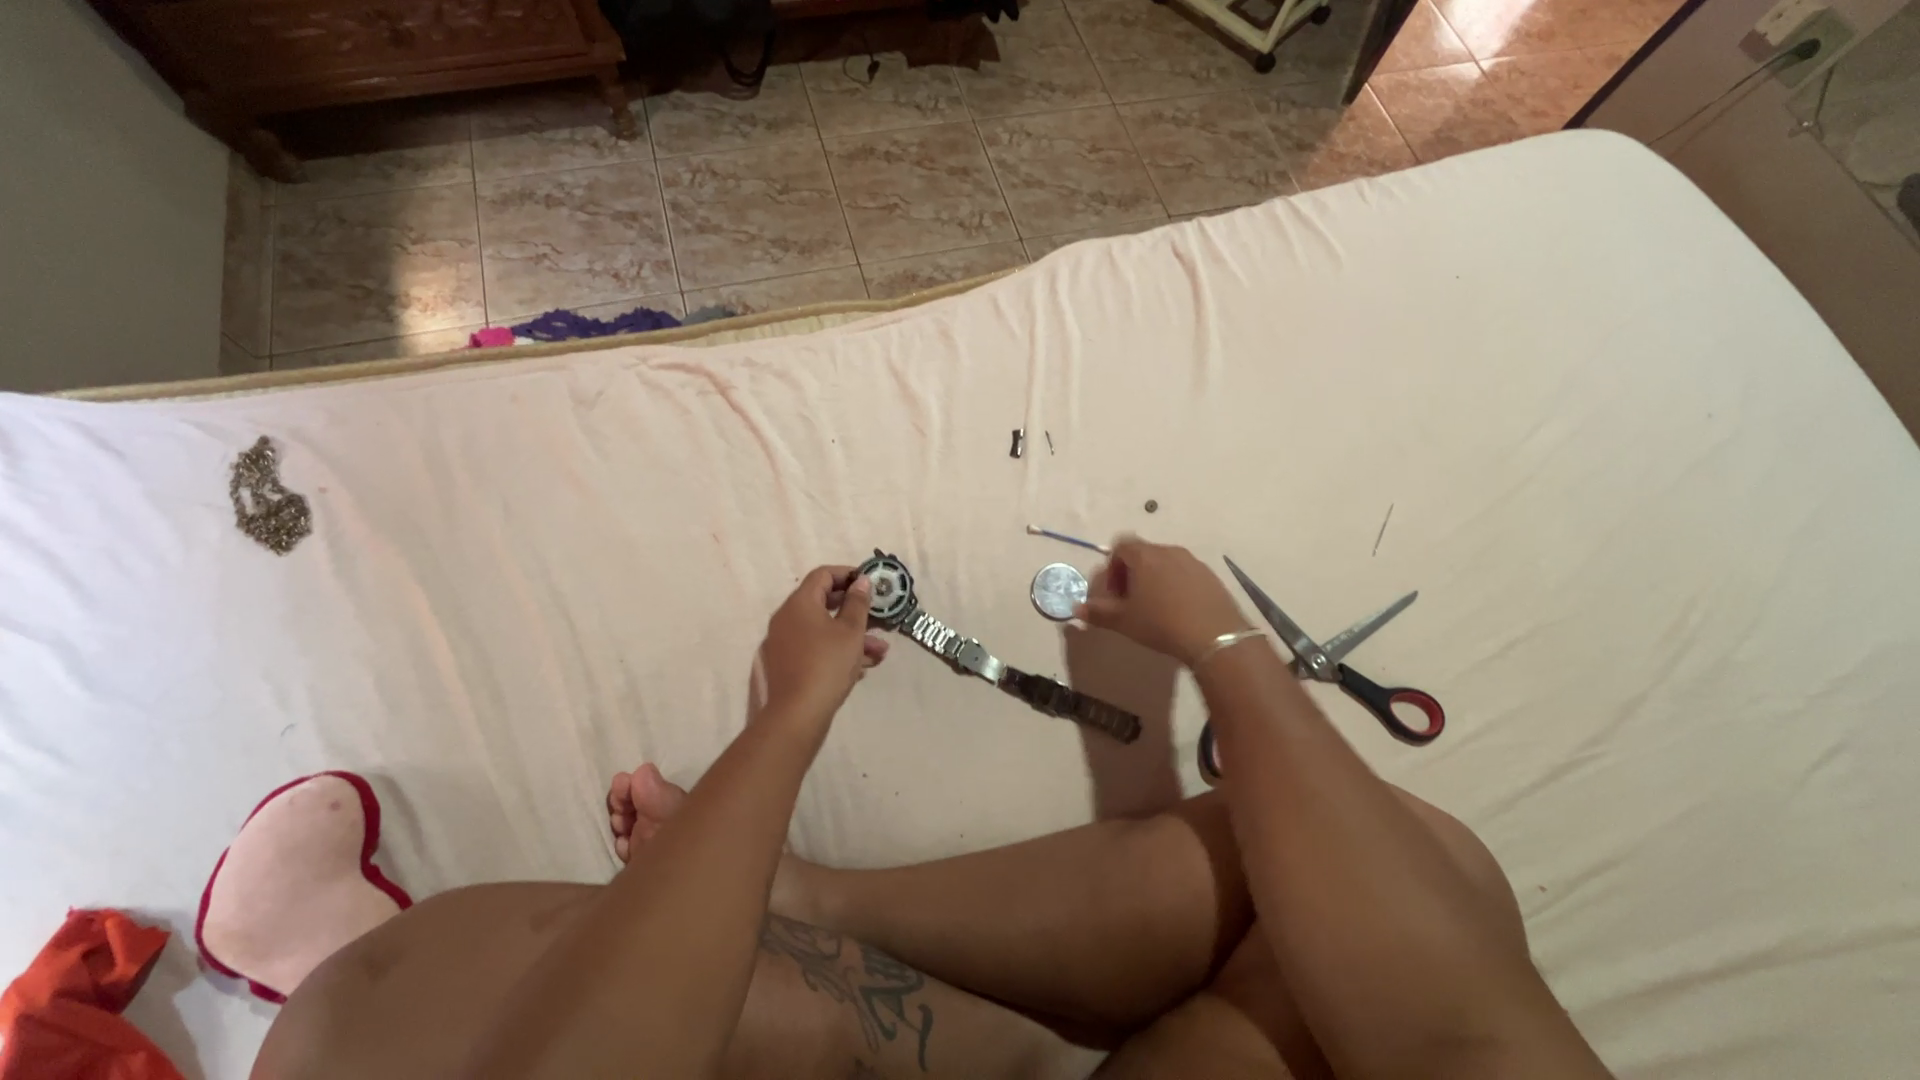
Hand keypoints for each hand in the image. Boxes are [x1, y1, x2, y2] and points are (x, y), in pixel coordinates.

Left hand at [751, 566, 888, 730]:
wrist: (797, 713)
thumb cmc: (827, 664)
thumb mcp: (851, 631)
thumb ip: (858, 603)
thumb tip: (861, 581)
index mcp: (799, 603)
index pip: (823, 575)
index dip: (847, 574)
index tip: (870, 584)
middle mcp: (787, 618)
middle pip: (823, 603)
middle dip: (855, 611)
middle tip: (879, 618)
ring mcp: (784, 643)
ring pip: (823, 630)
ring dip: (852, 637)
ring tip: (880, 653)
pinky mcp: (787, 665)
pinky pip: (815, 648)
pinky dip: (837, 652)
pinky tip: (861, 668)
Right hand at [1076, 537, 1251, 666]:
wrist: (1214, 636)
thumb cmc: (1160, 624)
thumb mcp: (1124, 621)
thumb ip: (1098, 612)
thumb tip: (1076, 609)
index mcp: (1144, 556)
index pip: (1120, 546)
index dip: (1112, 567)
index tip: (1114, 593)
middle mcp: (1169, 551)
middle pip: (1143, 553)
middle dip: (1132, 574)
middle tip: (1131, 602)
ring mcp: (1193, 561)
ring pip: (1165, 563)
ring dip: (1155, 579)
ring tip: (1156, 608)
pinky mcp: (1211, 575)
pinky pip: (1185, 573)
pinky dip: (1176, 586)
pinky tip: (1179, 611)